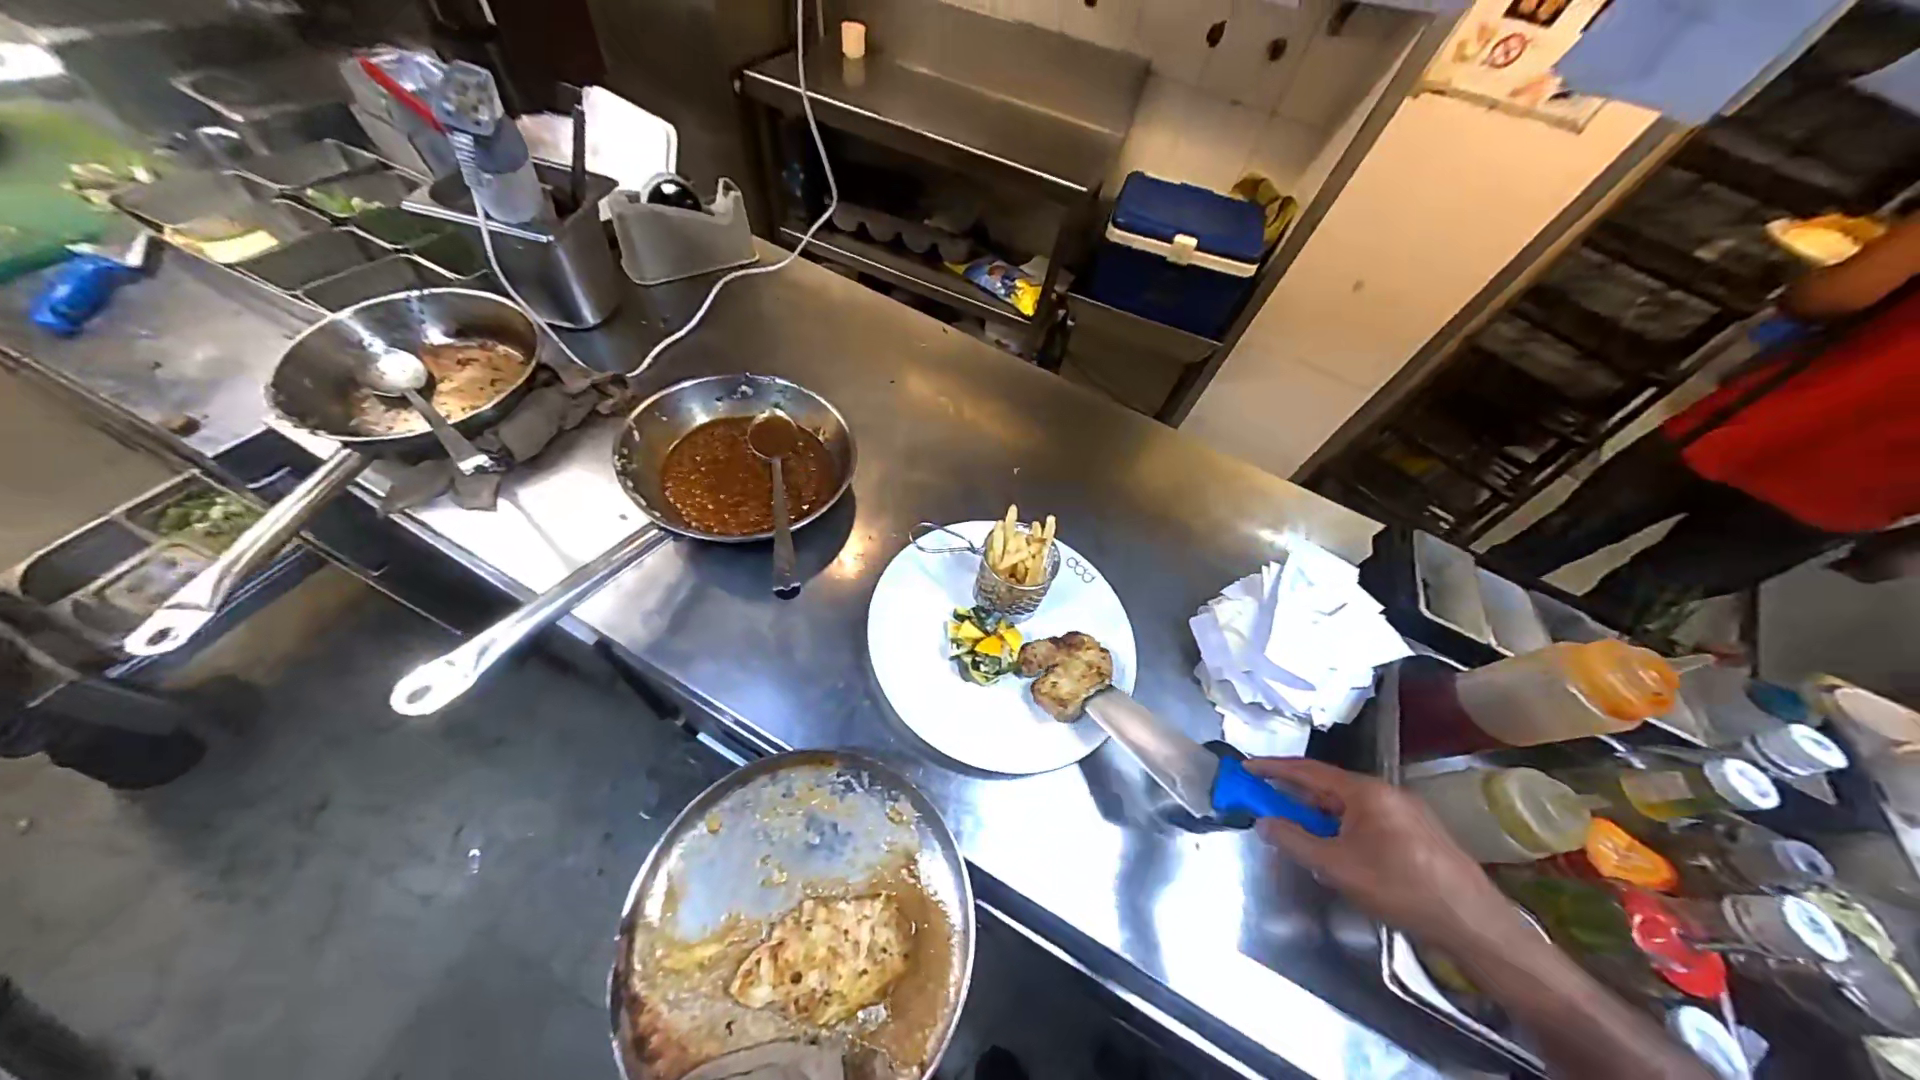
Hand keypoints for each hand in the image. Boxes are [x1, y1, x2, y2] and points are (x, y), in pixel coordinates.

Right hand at [1244, 758, 1531, 951]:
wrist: (1474, 924)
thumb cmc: (1401, 888)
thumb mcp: (1337, 866)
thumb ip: (1294, 841)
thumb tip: (1263, 823)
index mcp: (1365, 791)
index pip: (1308, 771)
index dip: (1273, 769)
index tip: (1246, 768)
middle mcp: (1386, 792)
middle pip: (1328, 787)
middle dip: (1295, 797)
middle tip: (1266, 806)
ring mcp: (1405, 811)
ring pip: (1348, 807)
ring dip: (1319, 816)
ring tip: (1299, 835)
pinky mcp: (1418, 833)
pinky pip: (1367, 820)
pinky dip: (1342, 828)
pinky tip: (1338, 852)